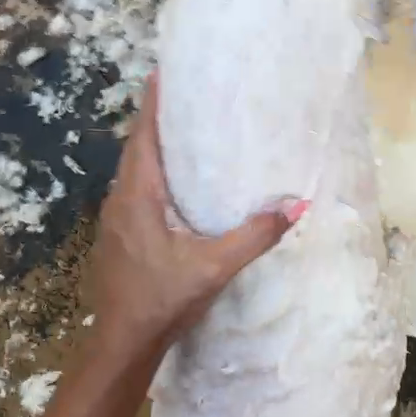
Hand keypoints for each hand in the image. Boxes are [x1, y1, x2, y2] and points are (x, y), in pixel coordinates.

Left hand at [90, 75, 307, 358]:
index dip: (152, 103)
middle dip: (159, 117)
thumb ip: (255, 235)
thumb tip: (298, 203)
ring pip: (136, 168)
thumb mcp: (214, 266)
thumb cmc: (162, 299)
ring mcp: (117, 219)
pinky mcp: (121, 236)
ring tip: (189, 127)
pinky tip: (179, 178)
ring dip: (156, 144)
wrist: (121, 346)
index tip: (162, 70)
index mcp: (139, 196)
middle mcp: (122, 199)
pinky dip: (155, 169)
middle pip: (138, 146)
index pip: (143, 136)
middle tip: (190, 92)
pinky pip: (137, 187)